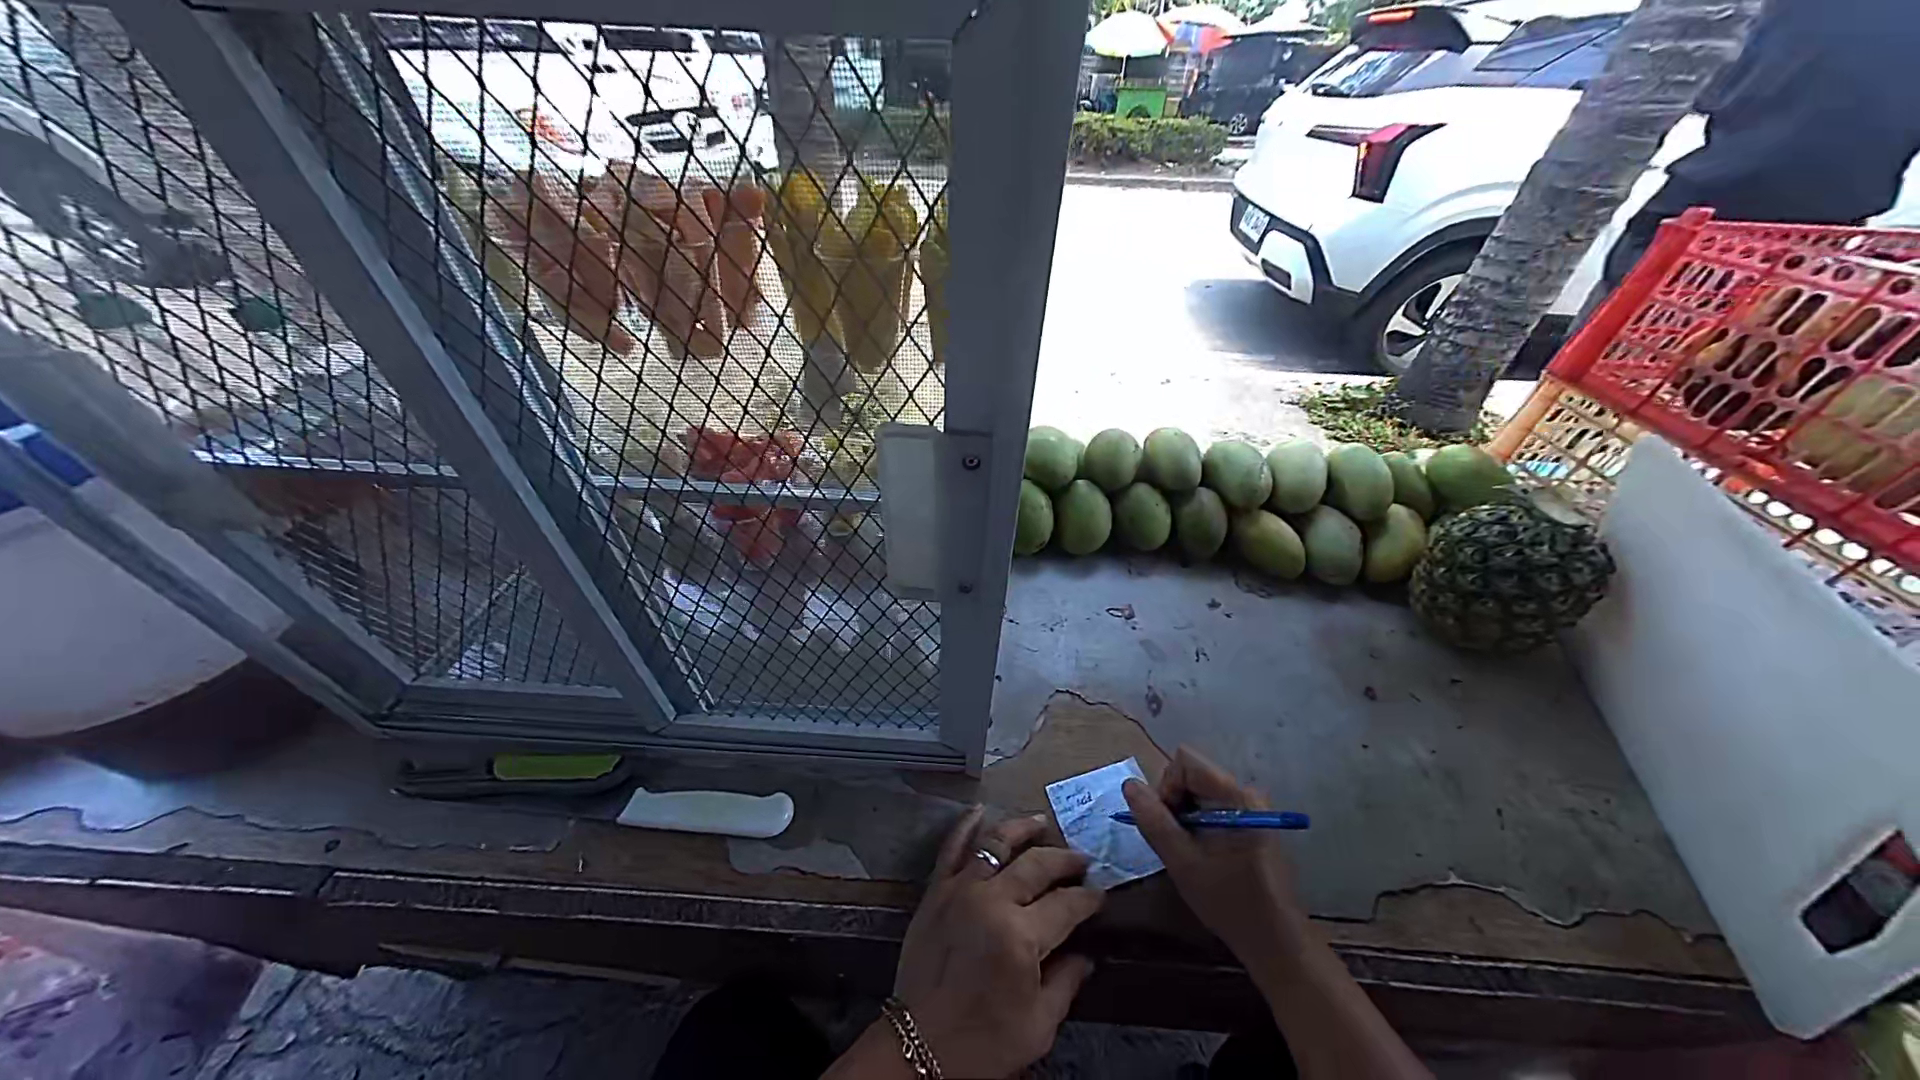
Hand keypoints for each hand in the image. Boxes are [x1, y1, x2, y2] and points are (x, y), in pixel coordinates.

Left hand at [891, 807, 1104, 1077]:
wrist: (920, 1046)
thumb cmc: (984, 1042)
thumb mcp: (1038, 1024)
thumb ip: (1066, 981)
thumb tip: (1088, 954)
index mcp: (1021, 936)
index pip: (1066, 905)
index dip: (1088, 899)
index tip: (1101, 895)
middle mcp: (992, 901)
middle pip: (1037, 865)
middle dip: (1065, 860)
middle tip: (1082, 859)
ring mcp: (960, 889)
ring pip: (996, 843)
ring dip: (1022, 829)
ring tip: (1041, 822)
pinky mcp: (936, 890)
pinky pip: (951, 848)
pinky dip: (965, 826)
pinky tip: (979, 811)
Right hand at [1122, 747, 1304, 961]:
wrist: (1276, 942)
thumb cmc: (1230, 902)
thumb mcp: (1182, 862)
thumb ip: (1154, 820)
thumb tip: (1130, 785)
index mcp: (1235, 796)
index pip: (1186, 761)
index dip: (1166, 784)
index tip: (1165, 821)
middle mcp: (1246, 792)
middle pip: (1192, 773)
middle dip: (1173, 800)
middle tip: (1173, 840)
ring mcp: (1252, 806)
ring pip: (1199, 790)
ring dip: (1184, 813)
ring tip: (1186, 849)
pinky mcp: (1252, 821)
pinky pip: (1212, 804)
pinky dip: (1197, 821)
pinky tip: (1201, 852)